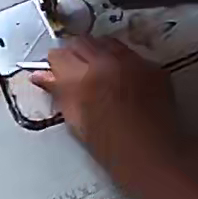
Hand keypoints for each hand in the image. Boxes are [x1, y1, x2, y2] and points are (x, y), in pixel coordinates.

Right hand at [29, 36, 197, 198]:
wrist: (157, 157)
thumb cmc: (112, 149)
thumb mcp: (78, 123)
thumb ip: (59, 93)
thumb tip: (40, 75)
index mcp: (84, 78)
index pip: (58, 55)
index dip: (55, 67)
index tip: (56, 76)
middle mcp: (108, 61)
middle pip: (81, 41)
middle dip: (75, 55)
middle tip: (76, 75)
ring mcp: (133, 61)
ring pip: (106, 42)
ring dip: (98, 53)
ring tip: (100, 76)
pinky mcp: (152, 65)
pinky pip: (129, 54)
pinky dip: (121, 62)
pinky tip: (123, 82)